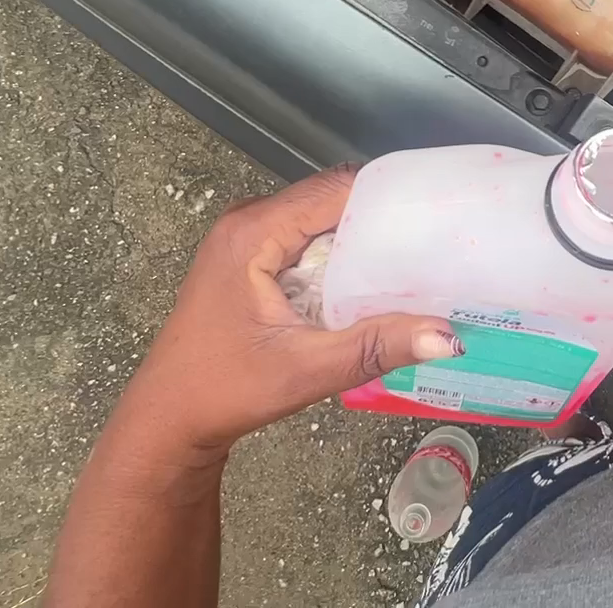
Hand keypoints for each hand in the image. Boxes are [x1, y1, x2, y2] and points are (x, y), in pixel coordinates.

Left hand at [116, 167, 457, 456]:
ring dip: (369, 230)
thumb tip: (447, 336)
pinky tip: (379, 272)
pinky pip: (314, 232)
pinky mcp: (256, 253)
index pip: (337, 188)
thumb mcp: (304, 371)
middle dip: (386, 211)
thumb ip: (375, 347)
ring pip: (326, 213)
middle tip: (439, 233)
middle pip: (334, 195)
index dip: (390, 194)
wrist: (166, 424)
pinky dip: (348, 246)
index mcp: (254, 232)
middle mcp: (251, 220)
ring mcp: (251, 234)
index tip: (438, 210)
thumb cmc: (223, 393)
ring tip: (421, 250)